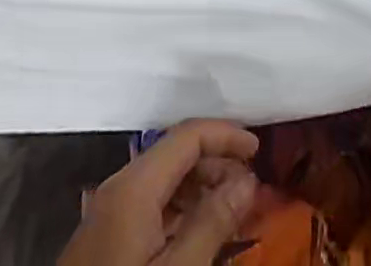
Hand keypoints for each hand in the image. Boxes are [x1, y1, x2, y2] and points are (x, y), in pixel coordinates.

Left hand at [59, 119, 258, 265]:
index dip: (225, 136)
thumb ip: (212, 223)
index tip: (260, 152)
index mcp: (135, 185)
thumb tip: (247, 180)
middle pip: (175, 154)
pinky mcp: (110, 233)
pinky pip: (154, 204)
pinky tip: (203, 232)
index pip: (186, 136)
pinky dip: (184, 208)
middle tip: (253, 191)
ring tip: (235, 211)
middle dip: (218, 164)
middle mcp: (121, 186)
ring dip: (203, 187)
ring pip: (165, 180)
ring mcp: (112, 210)